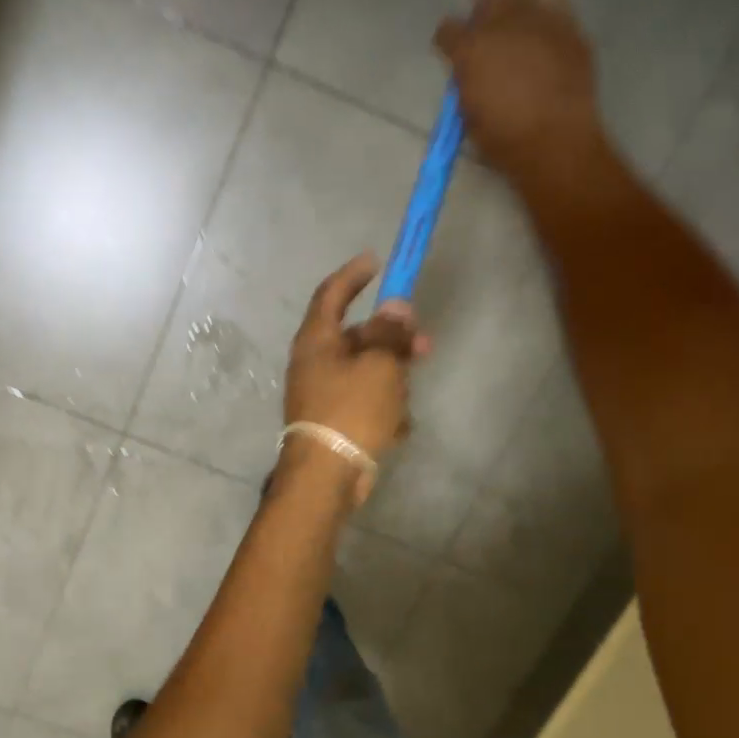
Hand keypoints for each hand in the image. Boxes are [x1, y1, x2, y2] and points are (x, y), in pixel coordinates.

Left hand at [282, 253, 429, 490]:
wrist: (327, 475)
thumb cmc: (351, 410)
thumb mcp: (379, 364)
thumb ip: (390, 333)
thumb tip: (395, 307)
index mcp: (316, 340)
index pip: (331, 294)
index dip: (353, 276)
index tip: (376, 262)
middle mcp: (314, 363)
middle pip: (358, 337)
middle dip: (392, 340)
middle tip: (424, 345)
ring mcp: (322, 394)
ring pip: (367, 373)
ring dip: (392, 380)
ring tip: (404, 400)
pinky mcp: (334, 422)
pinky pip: (366, 405)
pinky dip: (383, 412)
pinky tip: (394, 428)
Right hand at [434, 0, 602, 175]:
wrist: (555, 141)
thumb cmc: (502, 138)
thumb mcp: (470, 114)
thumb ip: (468, 84)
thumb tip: (472, 72)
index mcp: (470, 51)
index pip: (447, 31)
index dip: (445, 37)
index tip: (446, 42)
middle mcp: (502, 26)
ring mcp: (539, 23)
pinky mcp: (569, 31)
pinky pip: (557, 6)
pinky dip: (549, 6)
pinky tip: (547, 7)